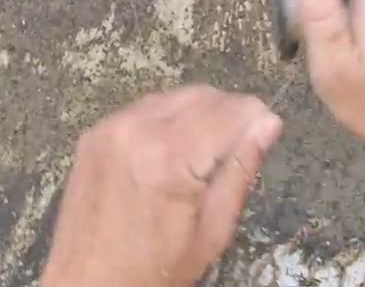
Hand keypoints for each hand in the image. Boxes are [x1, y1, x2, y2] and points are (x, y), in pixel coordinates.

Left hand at [42, 85, 282, 285]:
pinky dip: (163, 121)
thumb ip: (241, 169)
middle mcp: (138, 127)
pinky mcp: (94, 131)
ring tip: (200, 155)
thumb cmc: (156, 269)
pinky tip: (166, 154)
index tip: (266, 128)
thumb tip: (269, 122)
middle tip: (237, 145)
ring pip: (172, 97)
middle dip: (227, 112)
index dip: (255, 116)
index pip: (229, 110)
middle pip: (201, 95)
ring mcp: (111, 125)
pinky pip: (142, 109)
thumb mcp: (212, 231)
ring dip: (195, 114)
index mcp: (171, 156)